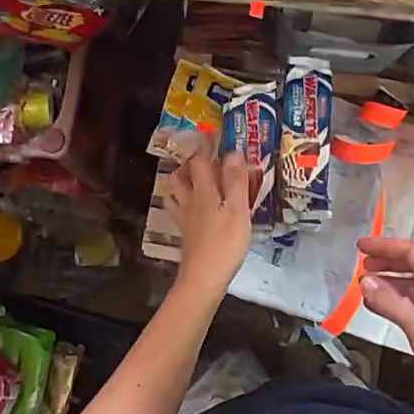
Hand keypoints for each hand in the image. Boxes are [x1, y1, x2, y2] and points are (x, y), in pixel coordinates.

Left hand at [168, 146, 252, 289]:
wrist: (203, 279)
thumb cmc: (225, 244)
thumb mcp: (238, 211)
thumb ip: (236, 182)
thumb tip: (233, 152)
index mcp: (204, 193)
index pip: (199, 161)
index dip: (204, 146)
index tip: (212, 135)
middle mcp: (190, 202)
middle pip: (180, 175)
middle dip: (188, 162)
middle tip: (202, 156)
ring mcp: (184, 219)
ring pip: (175, 192)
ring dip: (182, 180)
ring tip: (195, 177)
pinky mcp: (185, 233)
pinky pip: (178, 210)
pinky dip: (182, 202)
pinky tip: (191, 207)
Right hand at [357, 237, 413, 413]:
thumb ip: (391, 304)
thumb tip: (365, 282)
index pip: (413, 253)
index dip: (386, 246)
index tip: (362, 246)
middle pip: (412, 267)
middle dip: (386, 261)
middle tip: (361, 264)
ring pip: (410, 288)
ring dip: (388, 282)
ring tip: (364, 284)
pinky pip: (410, 308)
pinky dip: (392, 303)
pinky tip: (378, 307)